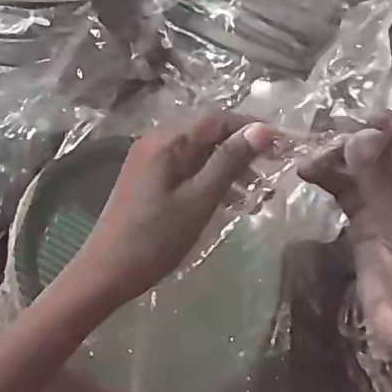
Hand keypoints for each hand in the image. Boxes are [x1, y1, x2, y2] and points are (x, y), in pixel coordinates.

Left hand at [58, 113, 272, 309]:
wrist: (106, 273)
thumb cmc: (155, 238)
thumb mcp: (199, 199)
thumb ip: (230, 161)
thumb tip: (262, 129)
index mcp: (167, 140)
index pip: (218, 119)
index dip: (253, 128)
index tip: (284, 145)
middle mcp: (157, 141)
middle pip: (209, 134)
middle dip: (244, 149)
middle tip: (274, 171)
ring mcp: (150, 161)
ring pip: (200, 154)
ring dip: (231, 168)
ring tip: (258, 193)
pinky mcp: (149, 181)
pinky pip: (188, 170)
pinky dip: (212, 180)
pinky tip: (232, 201)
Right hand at [298, 113, 391, 385]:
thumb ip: (382, 186)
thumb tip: (357, 136)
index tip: (359, 118)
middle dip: (360, 141)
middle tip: (321, 132)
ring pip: (368, 172)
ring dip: (340, 160)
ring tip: (308, 154)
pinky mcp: (370, 227)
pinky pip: (351, 195)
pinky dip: (331, 182)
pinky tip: (308, 171)